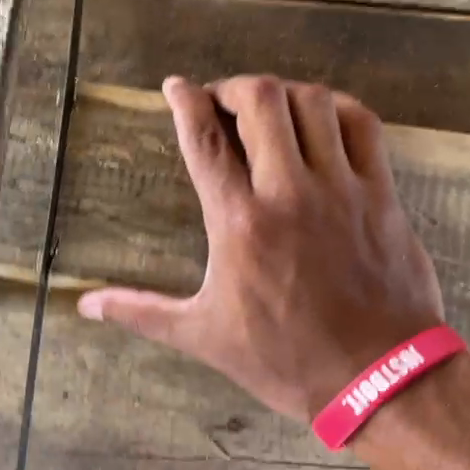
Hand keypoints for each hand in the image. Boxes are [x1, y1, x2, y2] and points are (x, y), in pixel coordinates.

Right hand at [78, 76, 443, 421]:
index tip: (174, 86)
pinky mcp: (381, 193)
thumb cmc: (286, 359)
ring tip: (267, 110)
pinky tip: (320, 119)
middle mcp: (288, 192)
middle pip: (260, 100)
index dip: (184, 100)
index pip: (204, 139)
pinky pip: (362, 124)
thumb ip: (140, 311)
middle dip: (232, 88)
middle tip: (221, 103)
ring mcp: (340, 188)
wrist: (383, 382)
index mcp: (238, 222)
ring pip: (311, 103)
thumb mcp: (203, 336)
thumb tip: (85, 306)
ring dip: (282, 94)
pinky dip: (336, 108)